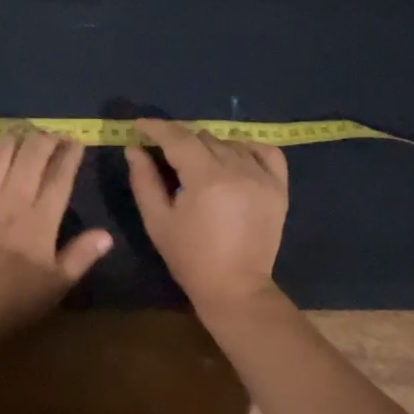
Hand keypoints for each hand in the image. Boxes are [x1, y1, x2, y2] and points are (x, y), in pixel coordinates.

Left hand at [0, 133, 113, 344]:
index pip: (60, 174)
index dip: (70, 153)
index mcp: (40, 219)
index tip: (76, 141)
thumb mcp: (56, 286)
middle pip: (32, 154)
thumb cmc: (11, 302)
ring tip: (20, 139)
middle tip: (50, 138)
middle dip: (45, 138)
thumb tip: (107, 234)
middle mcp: (11, 198)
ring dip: (13, 139)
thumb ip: (82, 256)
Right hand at [125, 118, 289, 308]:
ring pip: (230, 143)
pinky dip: (247, 148)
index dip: (156, 128)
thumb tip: (134, 148)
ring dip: (209, 146)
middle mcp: (237, 170)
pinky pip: (266, 152)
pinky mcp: (279, 188)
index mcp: (205, 179)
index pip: (178, 138)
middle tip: (164, 152)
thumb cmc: (189, 257)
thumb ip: (144, 180)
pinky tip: (234, 157)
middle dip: (179, 140)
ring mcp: (262, 177)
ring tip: (197, 163)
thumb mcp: (157, 220)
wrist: (235, 287)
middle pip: (203, 138)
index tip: (140, 125)